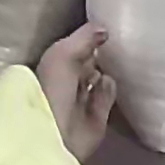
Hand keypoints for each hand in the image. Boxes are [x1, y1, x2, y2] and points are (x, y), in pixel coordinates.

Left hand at [36, 23, 117, 160]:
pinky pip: (108, 94)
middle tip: (108, 45)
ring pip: (99, 78)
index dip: (84, 39)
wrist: (59, 134)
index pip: (72, 49)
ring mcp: (83, 103)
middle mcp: (67, 85)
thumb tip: (105, 30)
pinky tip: (104, 84)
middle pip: (87, 62)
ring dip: (104, 70)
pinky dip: (108, 88)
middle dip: (97, 54)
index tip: (99, 31)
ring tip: (111, 61)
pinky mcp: (98, 119)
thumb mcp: (63, 53)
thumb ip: (84, 37)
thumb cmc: (53, 89)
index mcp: (52, 69)